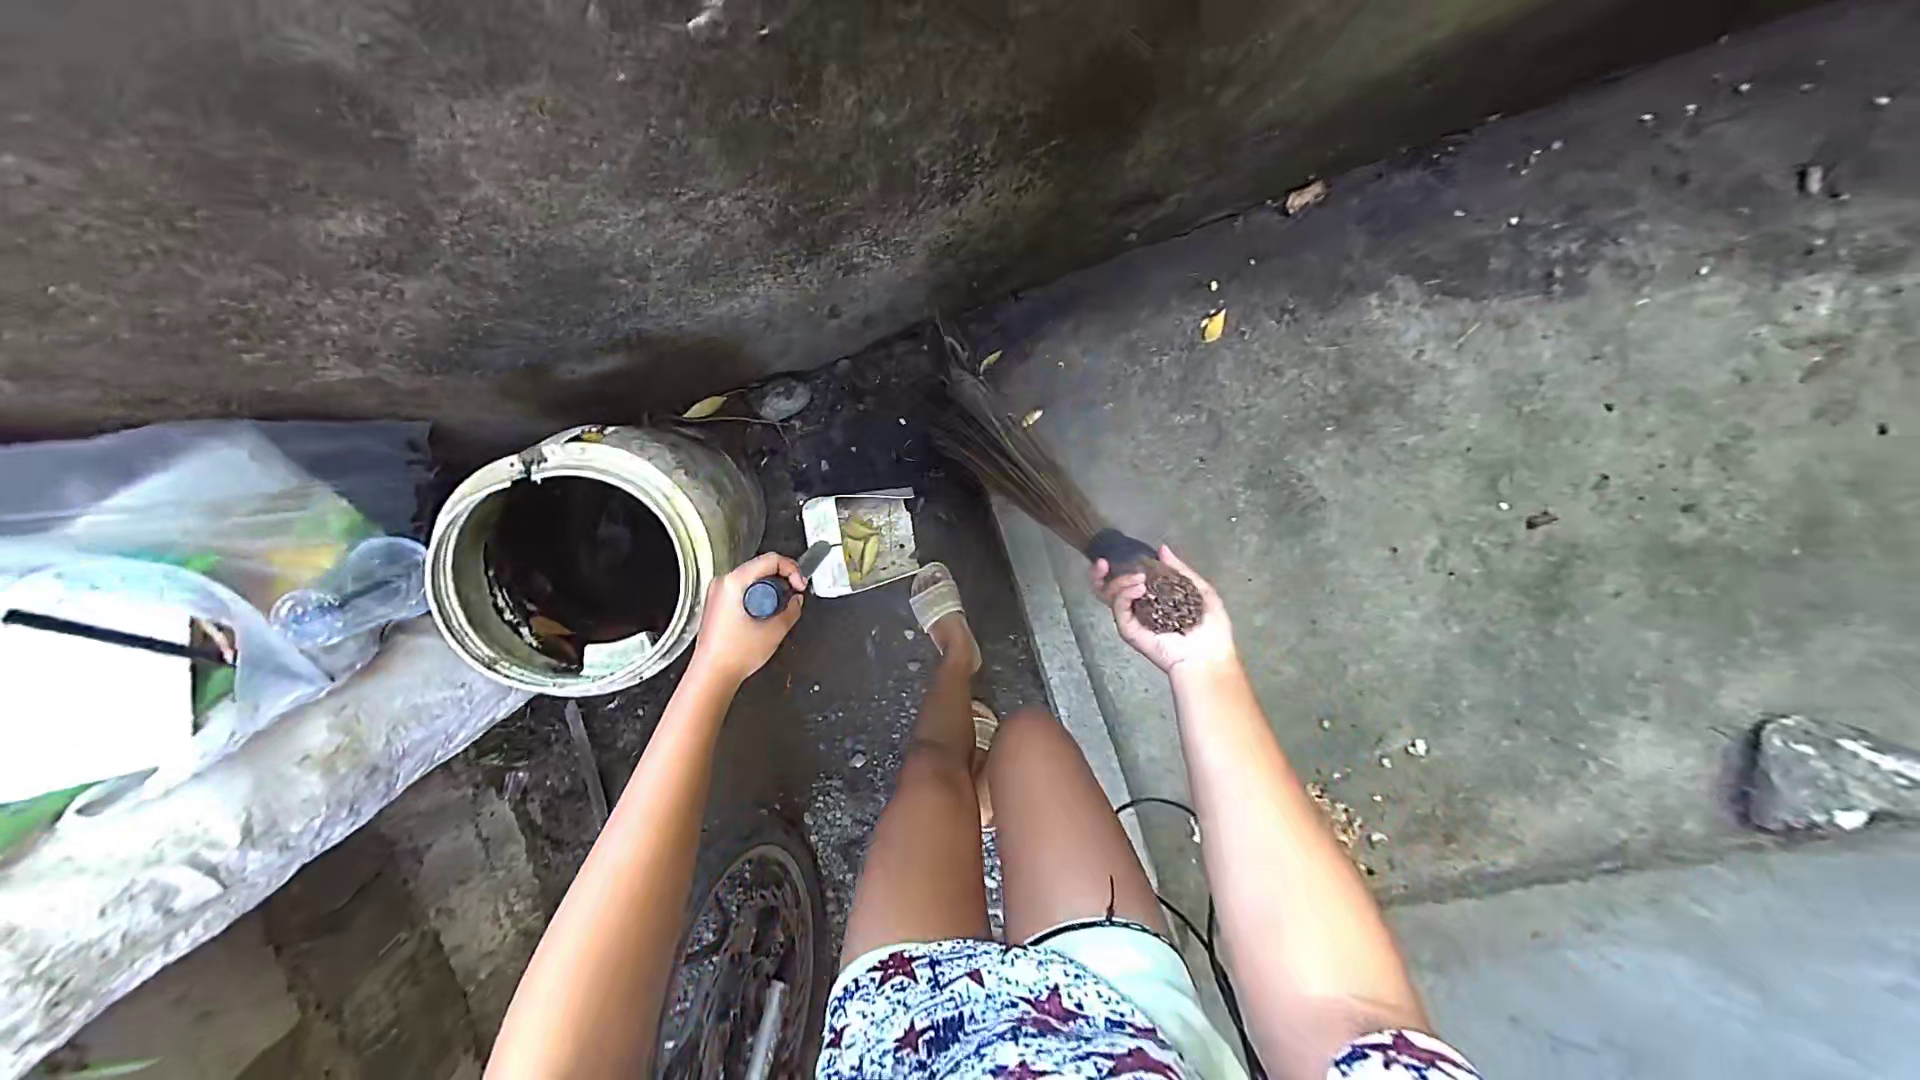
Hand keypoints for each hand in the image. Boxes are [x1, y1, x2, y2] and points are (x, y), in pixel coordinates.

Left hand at [689, 552, 808, 684]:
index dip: (792, 570)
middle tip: (794, 596)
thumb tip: (796, 600)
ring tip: (778, 610)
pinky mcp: (718, 604)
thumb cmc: (733, 656)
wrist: (711, 675)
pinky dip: (759, 597)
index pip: (771, 559)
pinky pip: (744, 590)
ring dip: (771, 590)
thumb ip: (792, 609)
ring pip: (754, 579)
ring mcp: (718, 593)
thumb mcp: (775, 630)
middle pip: (761, 567)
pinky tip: (764, 616)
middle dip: (782, 580)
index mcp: (734, 582)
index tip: (800, 585)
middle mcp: (723, 583)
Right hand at [1091, 546, 1237, 676]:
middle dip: (1099, 573)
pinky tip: (1138, 588)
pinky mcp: (1129, 630)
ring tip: (1138, 579)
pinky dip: (1124, 594)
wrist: (1209, 656)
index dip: (1117, 566)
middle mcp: (1137, 606)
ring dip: (1119, 581)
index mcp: (1152, 596)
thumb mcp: (1201, 591)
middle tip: (1103, 563)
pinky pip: (1119, 609)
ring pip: (1109, 596)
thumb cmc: (1211, 628)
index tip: (1116, 555)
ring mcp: (1131, 619)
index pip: (1126, 579)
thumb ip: (1180, 570)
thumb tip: (1161, 549)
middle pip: (1107, 587)